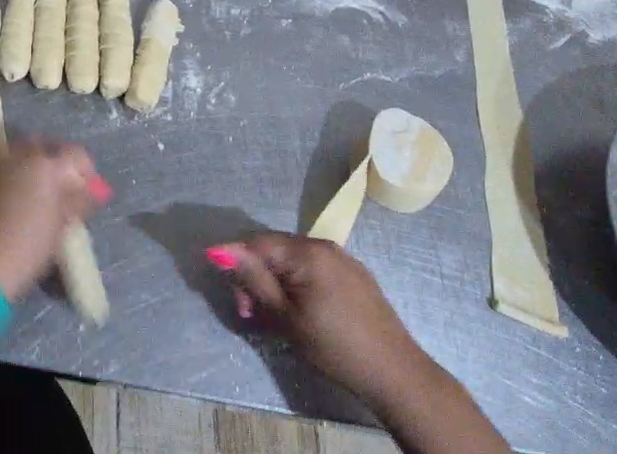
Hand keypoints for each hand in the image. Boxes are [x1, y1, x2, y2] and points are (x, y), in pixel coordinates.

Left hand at [0, 140, 108, 300]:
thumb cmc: (24, 248)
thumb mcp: (59, 229)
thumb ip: (77, 202)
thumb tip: (90, 189)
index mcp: (45, 164)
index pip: (76, 154)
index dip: (86, 171)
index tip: (89, 191)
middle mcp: (17, 154)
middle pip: (44, 147)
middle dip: (57, 163)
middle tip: (63, 191)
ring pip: (19, 156)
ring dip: (32, 170)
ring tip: (38, 200)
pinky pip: (0, 170)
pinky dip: (11, 180)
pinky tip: (13, 205)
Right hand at [210, 234, 433, 406]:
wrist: (396, 374)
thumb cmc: (335, 347)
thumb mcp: (286, 317)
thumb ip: (254, 279)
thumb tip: (221, 248)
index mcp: (306, 252)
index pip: (256, 243)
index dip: (239, 269)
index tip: (241, 305)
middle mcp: (324, 246)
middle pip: (275, 250)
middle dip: (258, 278)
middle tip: (255, 316)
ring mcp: (344, 259)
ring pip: (295, 261)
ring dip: (278, 283)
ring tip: (279, 318)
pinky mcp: (356, 275)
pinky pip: (316, 269)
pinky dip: (301, 285)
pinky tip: (306, 313)